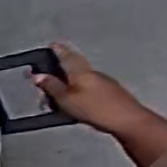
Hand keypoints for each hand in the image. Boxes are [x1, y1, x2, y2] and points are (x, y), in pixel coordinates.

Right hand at [34, 42, 154, 134]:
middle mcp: (95, 74)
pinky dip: (78, 93)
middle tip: (44, 87)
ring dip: (67, 87)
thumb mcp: (65, 99)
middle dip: (58, 75)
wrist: (129, 121)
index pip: (68, 57)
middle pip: (73, 70)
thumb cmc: (95, 108)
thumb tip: (37, 76)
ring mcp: (106, 84)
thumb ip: (51, 86)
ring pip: (80, 81)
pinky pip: (89, 89)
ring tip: (57, 101)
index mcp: (82, 72)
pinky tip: (74, 105)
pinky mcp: (112, 94)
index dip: (59, 50)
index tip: (52, 44)